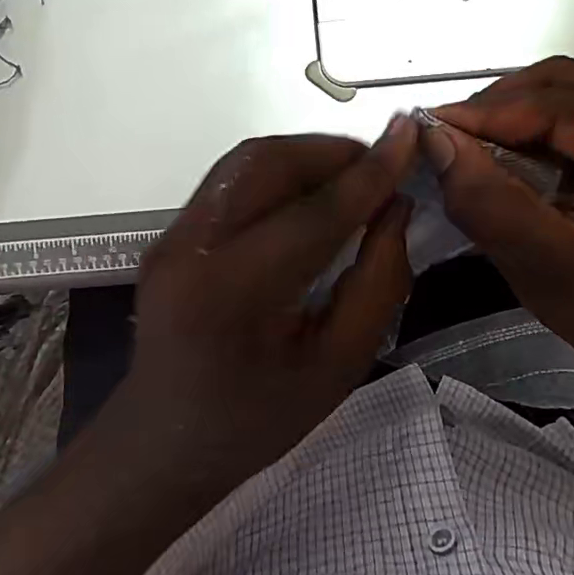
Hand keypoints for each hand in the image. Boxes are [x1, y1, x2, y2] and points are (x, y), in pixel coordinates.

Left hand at [110, 119, 419, 478]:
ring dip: (304, 155)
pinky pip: (229, 180)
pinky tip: (307, 195)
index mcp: (233, 293)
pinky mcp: (168, 233)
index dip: (368, 173)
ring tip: (350, 177)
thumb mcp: (337, 367)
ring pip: (244, 161)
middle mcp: (191, 249)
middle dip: (332, 152)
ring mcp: (172, 236)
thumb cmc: (255, 420)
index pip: (312, 214)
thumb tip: (395, 209)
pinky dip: (276, 172)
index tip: (409, 135)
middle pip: (266, 163)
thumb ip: (376, 283)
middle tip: (380, 166)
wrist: (165, 439)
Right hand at [423, 57, 573, 375]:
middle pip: (566, 84)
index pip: (567, 109)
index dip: (493, 112)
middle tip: (448, 134)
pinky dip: (520, 121)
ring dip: (506, 109)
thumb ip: (489, 201)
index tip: (435, 126)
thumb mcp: (542, 263)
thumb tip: (438, 141)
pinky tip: (495, 147)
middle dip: (498, 105)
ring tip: (467, 141)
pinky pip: (564, 107)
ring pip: (562, 87)